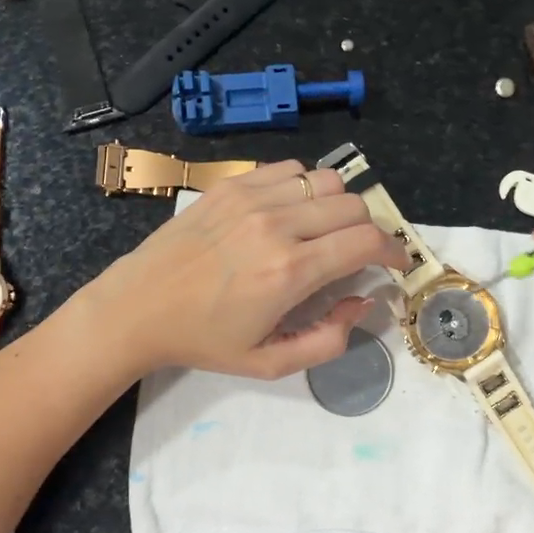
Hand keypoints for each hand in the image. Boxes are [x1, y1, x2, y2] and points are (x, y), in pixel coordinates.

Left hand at [88, 161, 407, 378]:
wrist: (138, 308)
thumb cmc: (204, 341)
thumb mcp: (270, 363)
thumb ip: (329, 340)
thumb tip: (362, 303)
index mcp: (289, 272)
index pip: (366, 241)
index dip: (393, 251)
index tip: (395, 264)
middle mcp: (276, 226)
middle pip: (354, 206)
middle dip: (369, 231)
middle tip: (359, 254)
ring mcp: (252, 198)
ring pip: (326, 180)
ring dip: (339, 206)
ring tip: (326, 231)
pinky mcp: (231, 185)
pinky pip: (290, 168)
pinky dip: (305, 187)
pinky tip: (294, 212)